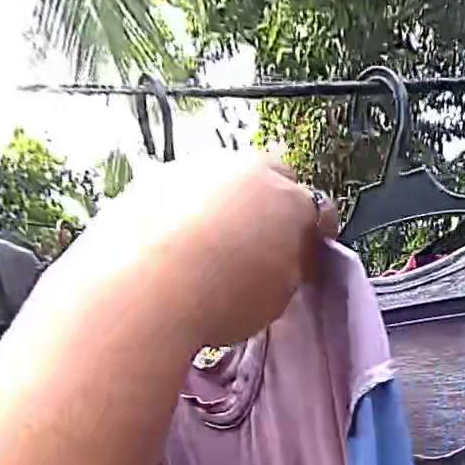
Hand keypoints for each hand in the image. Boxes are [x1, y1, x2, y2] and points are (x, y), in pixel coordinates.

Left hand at [28, 153, 336, 353]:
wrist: (144, 290)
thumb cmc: (225, 298)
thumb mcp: (280, 295)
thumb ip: (293, 266)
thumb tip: (289, 257)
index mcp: (288, 200)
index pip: (320, 208)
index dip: (318, 233)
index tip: (313, 253)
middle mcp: (245, 169)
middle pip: (274, 174)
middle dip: (277, 201)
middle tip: (270, 239)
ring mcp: (196, 166)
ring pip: (226, 177)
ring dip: (232, 202)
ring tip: (222, 243)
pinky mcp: (153, 175)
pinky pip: (187, 189)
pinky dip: (193, 209)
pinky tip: (185, 242)